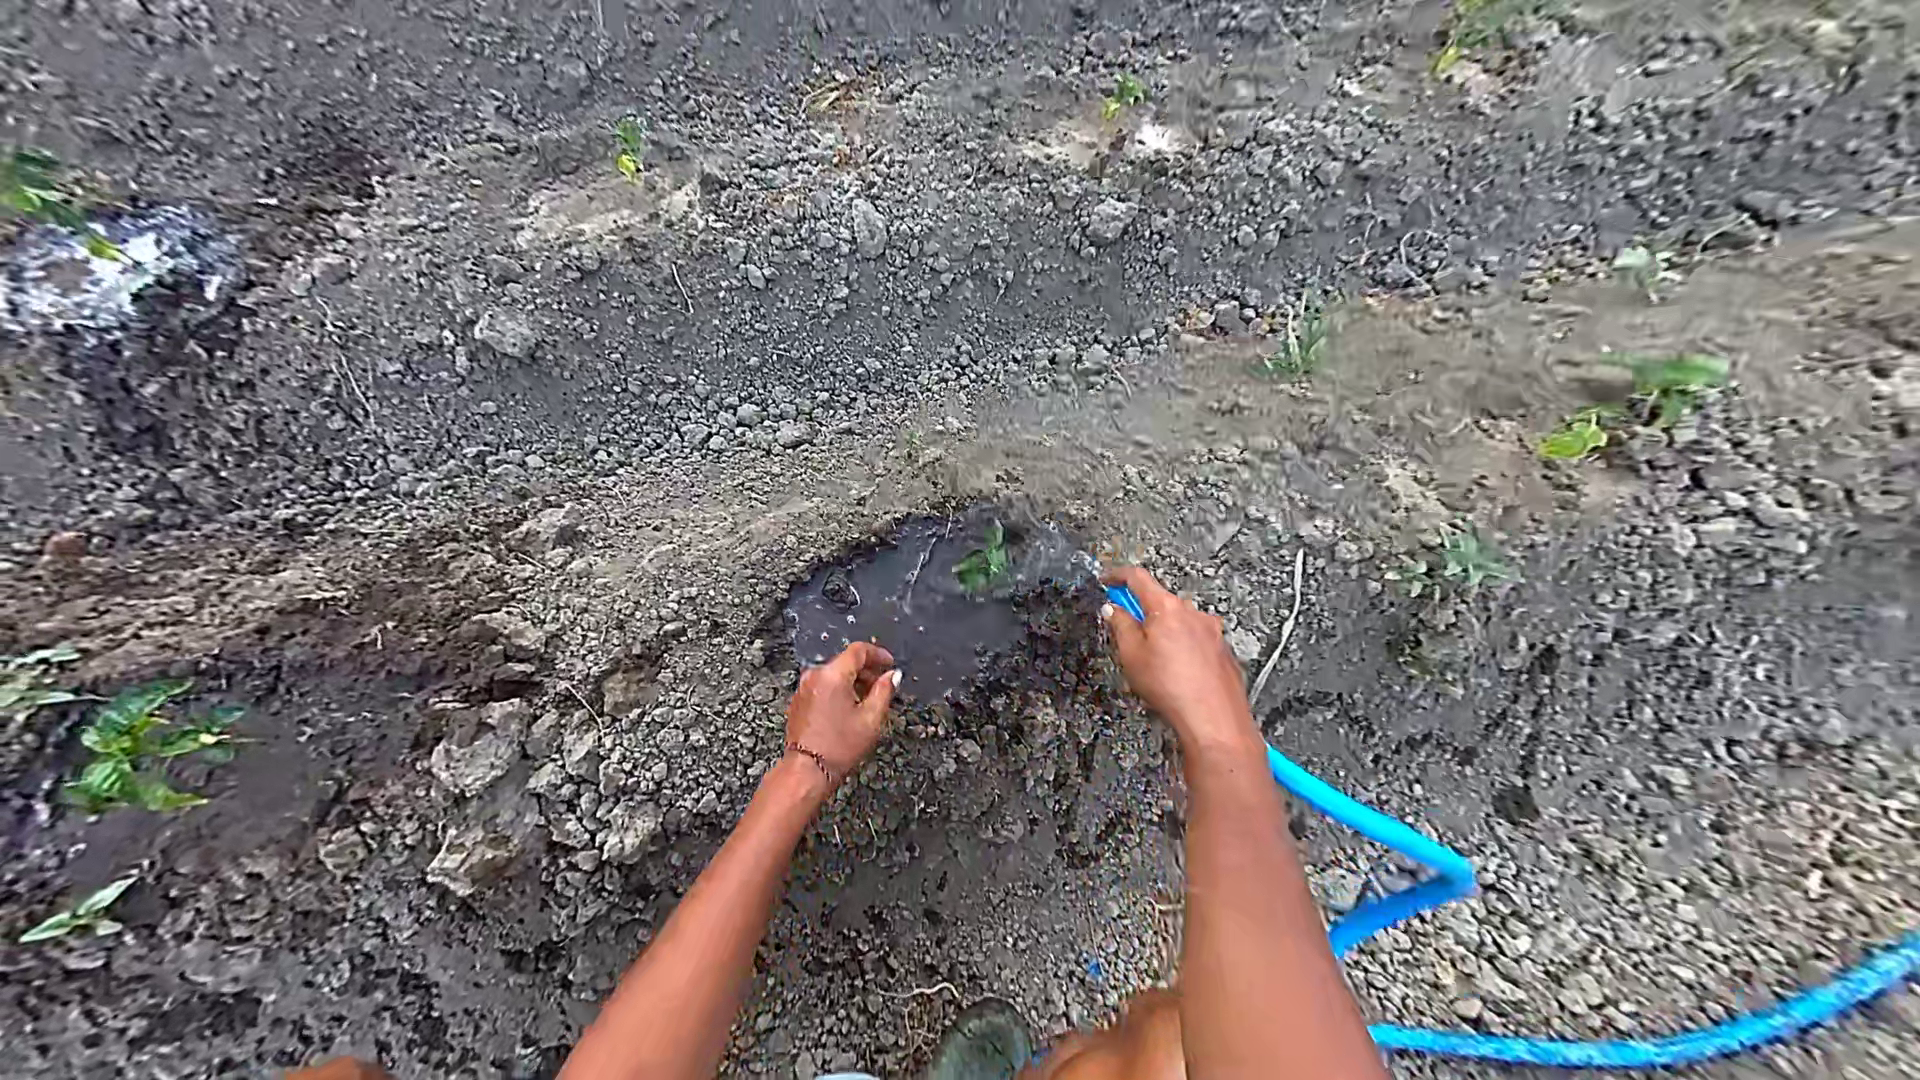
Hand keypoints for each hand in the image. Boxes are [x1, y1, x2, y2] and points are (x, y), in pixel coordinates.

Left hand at [784, 642, 898, 785]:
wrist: (807, 771)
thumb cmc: (838, 747)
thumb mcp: (871, 718)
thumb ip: (885, 690)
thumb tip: (892, 675)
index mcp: (833, 675)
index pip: (858, 651)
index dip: (878, 654)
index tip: (889, 663)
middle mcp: (815, 676)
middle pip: (845, 662)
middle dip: (867, 670)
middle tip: (883, 684)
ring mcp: (804, 688)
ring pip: (834, 674)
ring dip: (853, 680)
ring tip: (868, 699)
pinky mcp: (799, 701)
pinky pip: (823, 685)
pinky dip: (838, 689)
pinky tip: (849, 708)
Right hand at [1101, 567, 1259, 752]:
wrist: (1214, 719)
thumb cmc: (1173, 689)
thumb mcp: (1131, 655)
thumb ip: (1120, 625)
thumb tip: (1114, 609)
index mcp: (1168, 608)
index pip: (1138, 577)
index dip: (1118, 575)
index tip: (1108, 579)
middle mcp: (1193, 613)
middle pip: (1160, 600)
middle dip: (1141, 610)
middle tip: (1125, 630)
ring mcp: (1211, 631)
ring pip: (1178, 620)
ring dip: (1162, 630)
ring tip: (1152, 662)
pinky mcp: (1221, 649)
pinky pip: (1194, 638)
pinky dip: (1180, 645)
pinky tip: (1174, 672)